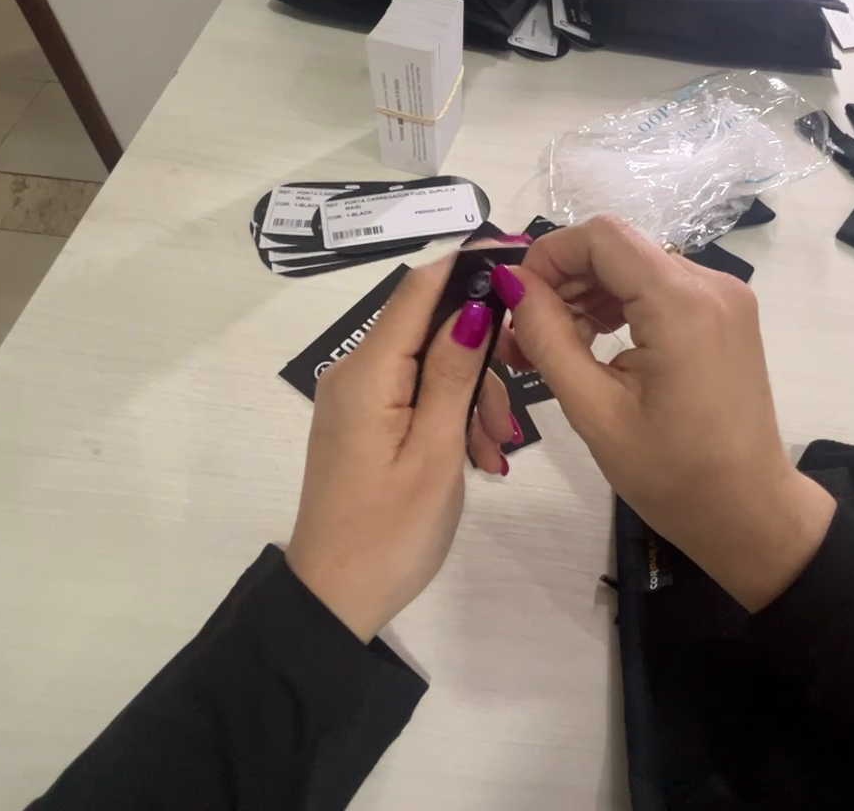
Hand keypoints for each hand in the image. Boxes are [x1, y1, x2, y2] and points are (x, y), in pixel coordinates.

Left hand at [287, 255, 517, 641]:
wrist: (336, 599)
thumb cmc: (391, 531)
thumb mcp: (436, 450)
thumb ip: (452, 372)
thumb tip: (473, 305)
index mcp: (368, 372)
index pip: (418, 289)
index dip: (466, 265)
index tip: (517, 254)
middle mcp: (356, 372)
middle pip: (429, 328)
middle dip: (480, 358)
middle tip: (509, 415)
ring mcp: (358, 396)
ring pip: (430, 364)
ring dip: (471, 395)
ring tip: (493, 452)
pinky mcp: (366, 419)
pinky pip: (416, 392)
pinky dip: (451, 412)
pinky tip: (476, 455)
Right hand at [491, 217, 834, 611]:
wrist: (750, 513)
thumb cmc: (673, 475)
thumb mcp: (594, 410)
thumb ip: (547, 336)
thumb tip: (511, 282)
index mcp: (682, 303)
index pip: (601, 236)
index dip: (549, 255)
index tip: (516, 300)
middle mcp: (710, 283)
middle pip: (617, 248)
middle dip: (562, 280)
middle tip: (525, 334)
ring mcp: (722, 296)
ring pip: (633, 266)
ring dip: (585, 295)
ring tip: (553, 347)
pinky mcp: (722, 313)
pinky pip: (656, 288)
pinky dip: (617, 306)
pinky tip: (592, 345)